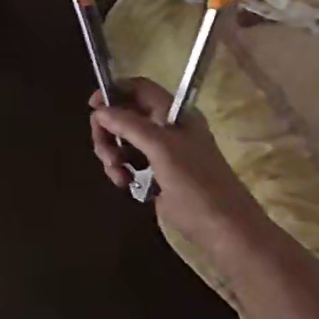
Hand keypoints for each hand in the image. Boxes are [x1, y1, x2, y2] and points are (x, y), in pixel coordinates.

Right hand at [90, 78, 269, 248]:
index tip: (93, 108)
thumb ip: (129, 125)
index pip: (139, 88)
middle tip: (105, 153)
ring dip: (110, 154)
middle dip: (108, 132)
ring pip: (120, 139)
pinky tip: (124, 183)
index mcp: (174, 114)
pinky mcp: (155, 172)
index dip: (114, 91)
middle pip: (123, 115)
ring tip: (117, 174)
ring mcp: (160, 151)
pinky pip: (126, 161)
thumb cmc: (197, 185)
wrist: (224, 230)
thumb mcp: (162, 149)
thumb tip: (99, 111)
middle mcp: (166, 128)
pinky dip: (118, 170)